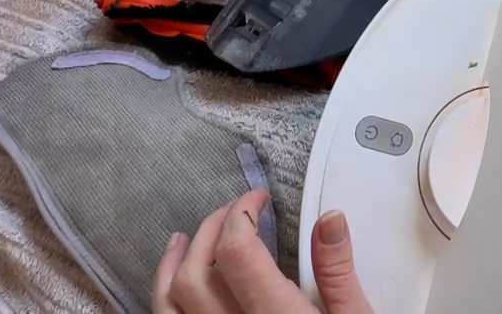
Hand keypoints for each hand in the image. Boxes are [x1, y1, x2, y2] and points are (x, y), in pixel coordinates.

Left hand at [152, 188, 371, 313]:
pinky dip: (163, 309)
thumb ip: (338, 272)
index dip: (240, 212)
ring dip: (169, 269)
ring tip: (181, 241)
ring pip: (166, 311)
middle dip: (209, 230)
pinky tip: (174, 294)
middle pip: (194, 276)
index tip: (257, 199)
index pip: (237, 252)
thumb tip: (328, 218)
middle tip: (232, 211)